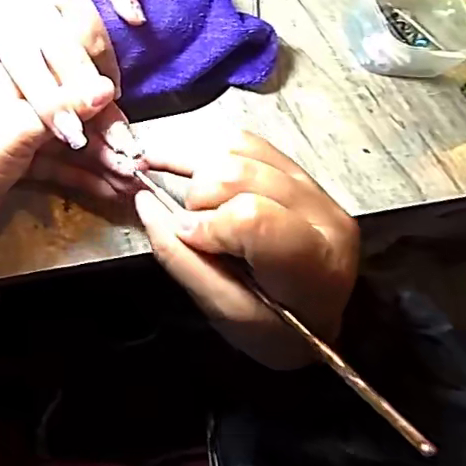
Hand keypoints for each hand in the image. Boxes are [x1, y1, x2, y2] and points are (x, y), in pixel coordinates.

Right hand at [0, 0, 143, 148]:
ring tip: (61, 138)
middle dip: (91, 104)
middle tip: (110, 144)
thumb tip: (137, 20)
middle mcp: (33, 7)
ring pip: (24, 66)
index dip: (110, 76)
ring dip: (44, 103)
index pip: (95, 43)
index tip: (116, 103)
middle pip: (68, 63)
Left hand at [0, 62, 138, 242]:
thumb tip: (108, 86)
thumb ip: (62, 107)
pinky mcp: (15, 165)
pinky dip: (80, 176)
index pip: (65, 86)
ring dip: (97, 161)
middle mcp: (12, 101)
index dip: (101, 110)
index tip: (132, 134)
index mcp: (7, 78)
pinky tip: (108, 190)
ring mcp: (13, 134)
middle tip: (137, 165)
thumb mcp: (16, 129)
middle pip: (69, 116)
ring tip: (131, 182)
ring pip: (65, 143)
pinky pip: (55, 165)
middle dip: (104, 140)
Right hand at [133, 133, 359, 369]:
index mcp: (313, 263)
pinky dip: (206, 154)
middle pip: (237, 175)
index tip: (189, 237)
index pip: (253, 217)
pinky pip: (240, 141)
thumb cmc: (273, 324)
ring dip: (199, 174)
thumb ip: (177, 256)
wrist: (310, 314)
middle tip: (193, 227)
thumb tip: (145, 202)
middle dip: (198, 198)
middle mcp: (320, 215)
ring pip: (235, 151)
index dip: (207, 222)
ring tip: (193, 202)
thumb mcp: (222, 310)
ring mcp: (309, 186)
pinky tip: (189, 170)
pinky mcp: (293, 168)